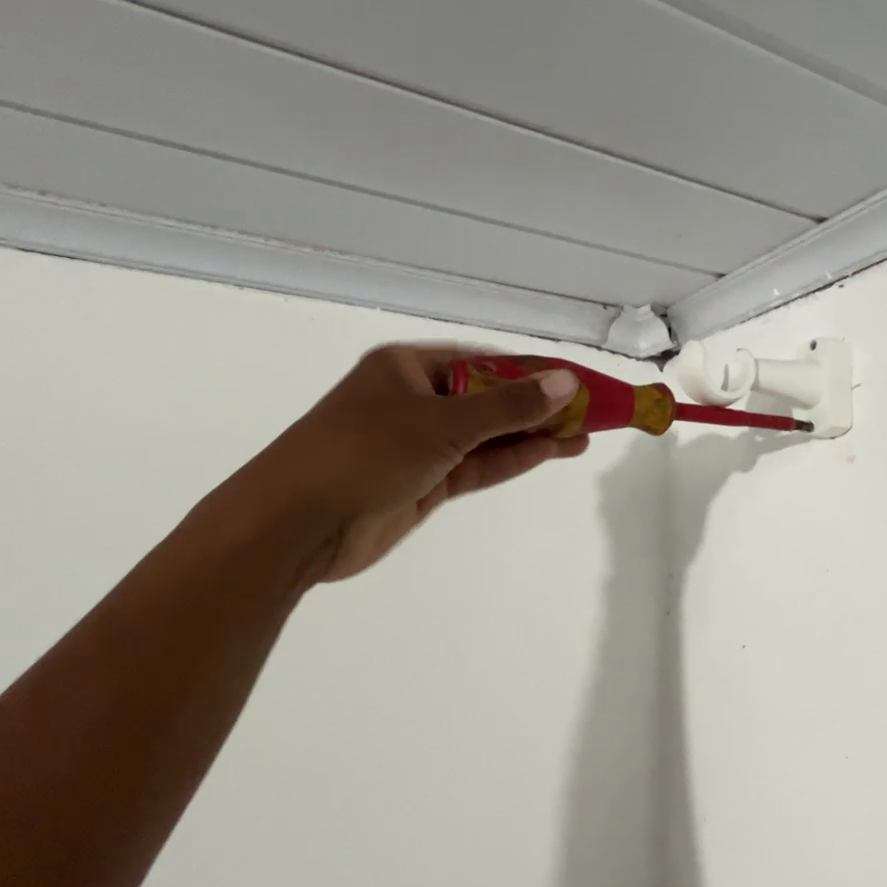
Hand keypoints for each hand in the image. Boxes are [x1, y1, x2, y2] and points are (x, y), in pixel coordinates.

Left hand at [192, 344, 585, 588]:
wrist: (294, 525)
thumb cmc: (363, 452)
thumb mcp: (442, 423)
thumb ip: (507, 405)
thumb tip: (565, 382)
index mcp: (407, 367)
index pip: (484, 361)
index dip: (532, 370)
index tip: (577, 379)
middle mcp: (413, 400)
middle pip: (488, 398)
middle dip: (537, 405)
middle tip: (592, 411)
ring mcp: (418, 444)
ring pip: (486, 435)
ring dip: (531, 434)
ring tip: (585, 434)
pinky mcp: (422, 484)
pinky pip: (476, 466)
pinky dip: (511, 460)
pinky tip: (551, 452)